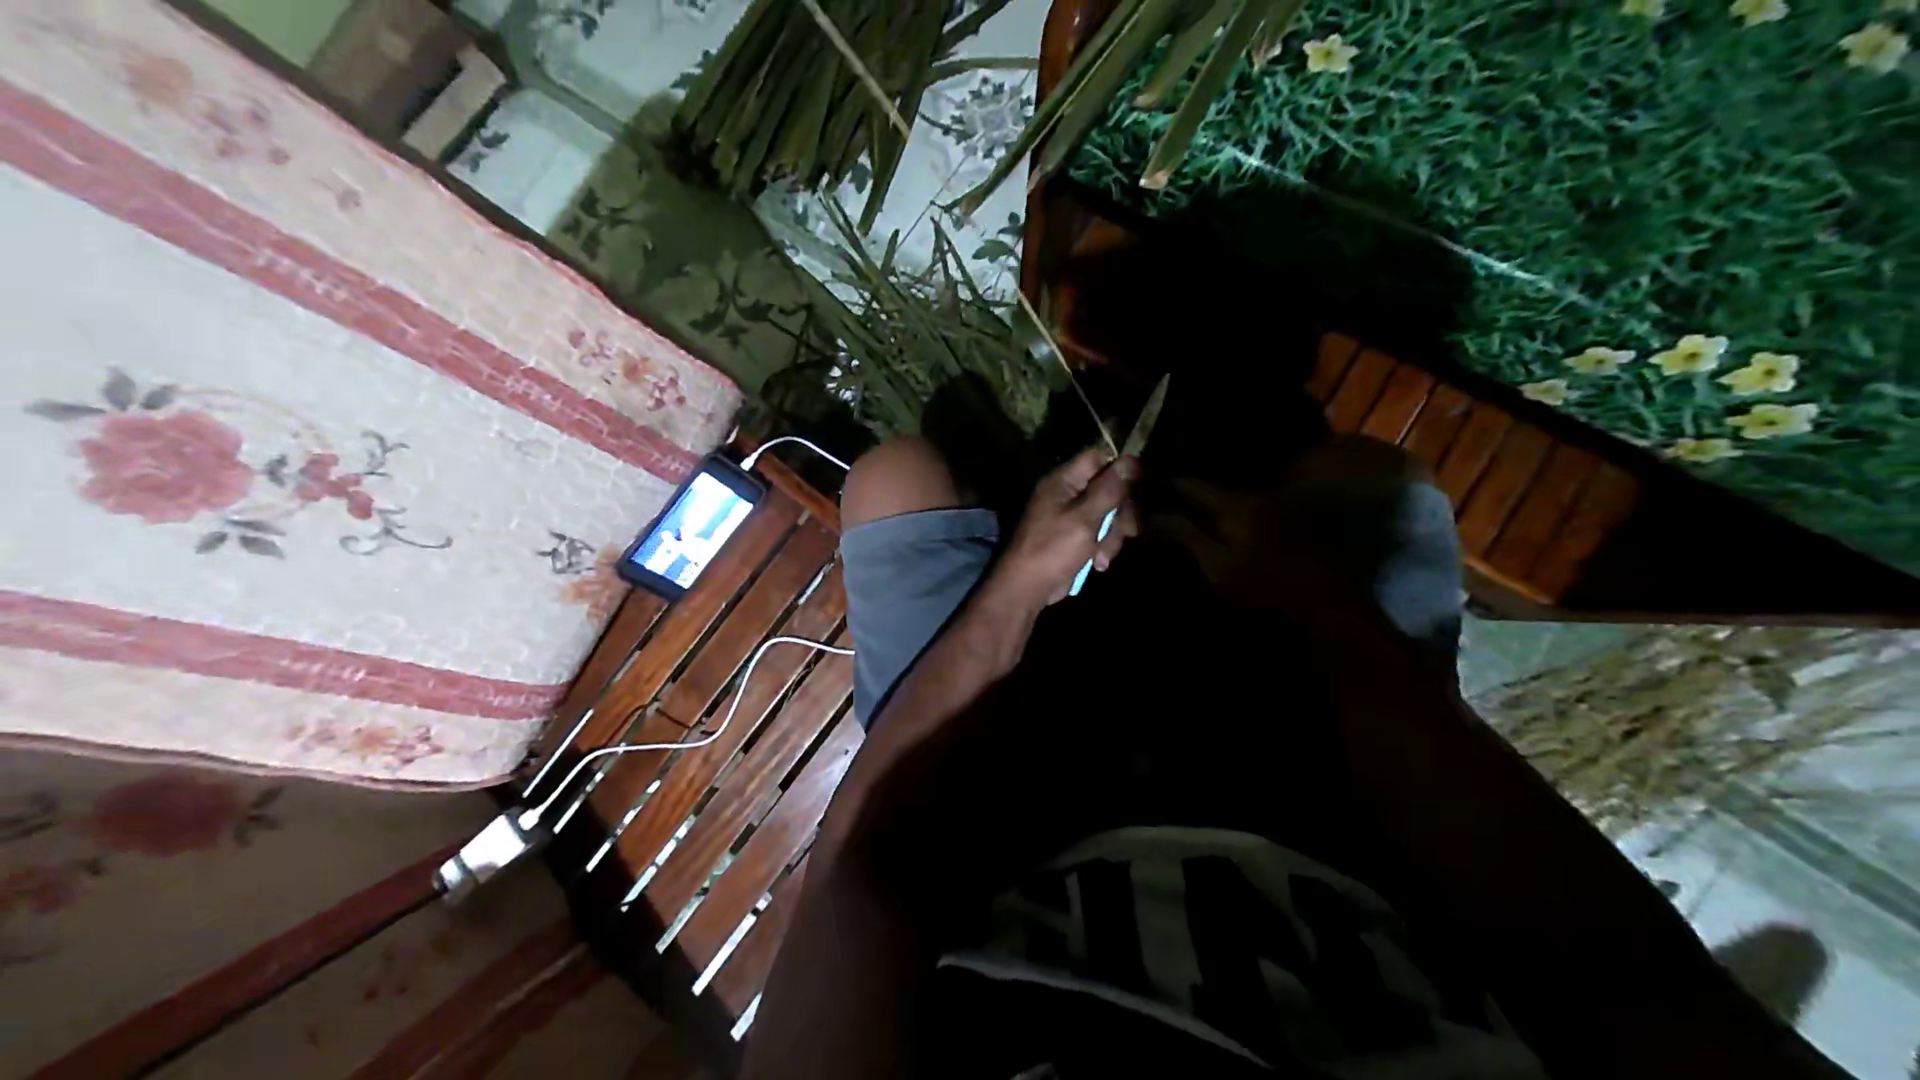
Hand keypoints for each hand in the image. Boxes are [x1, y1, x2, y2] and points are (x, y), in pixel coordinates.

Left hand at [986, 447, 1139, 612]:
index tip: (1138, 488)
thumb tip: (1131, 461)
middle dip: (1121, 512)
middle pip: (1108, 488)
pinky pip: (1099, 533)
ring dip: (1112, 536)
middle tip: (1130, 530)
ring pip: (1108, 514)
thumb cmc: (1052, 550)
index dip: (1120, 470)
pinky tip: (1098, 563)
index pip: (1097, 458)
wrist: (1027, 588)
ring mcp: (1070, 515)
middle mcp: (1067, 493)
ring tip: (1102, 556)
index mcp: (1063, 481)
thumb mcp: (1084, 518)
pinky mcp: (1074, 536)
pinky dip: (1102, 547)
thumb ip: (1109, 490)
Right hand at [1154, 478, 1349, 614]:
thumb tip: (1154, 515)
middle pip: (1210, 489)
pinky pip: (1242, 512)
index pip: (1191, 484)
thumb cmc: (1266, 584)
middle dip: (1185, 495)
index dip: (1167, 485)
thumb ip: (1185, 535)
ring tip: (1182, 516)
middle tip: (1160, 505)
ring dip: (1205, 506)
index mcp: (1234, 504)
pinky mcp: (1283, 522)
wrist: (1325, 601)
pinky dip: (1223, 517)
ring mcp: (1272, 508)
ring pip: (1227, 500)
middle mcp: (1254, 496)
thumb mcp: (1217, 564)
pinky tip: (1214, 530)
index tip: (1146, 491)